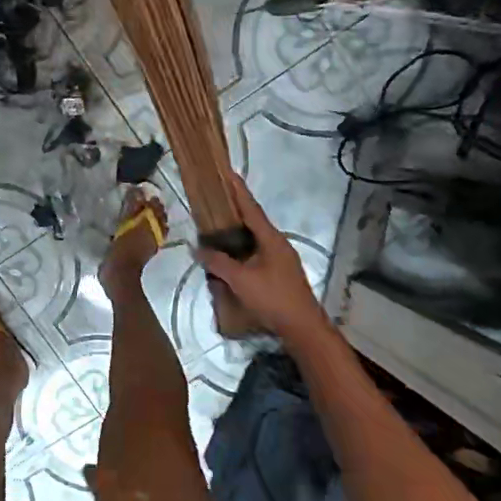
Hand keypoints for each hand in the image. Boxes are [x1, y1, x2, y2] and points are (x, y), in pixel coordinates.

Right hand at [194, 175, 332, 342]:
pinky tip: (228, 256)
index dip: (238, 190)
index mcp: (271, 238)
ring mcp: (280, 258)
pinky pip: (256, 252)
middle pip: (253, 220)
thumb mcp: (240, 279)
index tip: (227, 172)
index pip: (251, 208)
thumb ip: (218, 262)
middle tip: (215, 198)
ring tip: (216, 225)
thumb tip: (197, 248)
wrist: (302, 327)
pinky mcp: (279, 272)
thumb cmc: (273, 298)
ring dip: (236, 231)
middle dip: (234, 209)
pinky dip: (241, 249)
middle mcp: (277, 243)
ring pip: (254, 238)